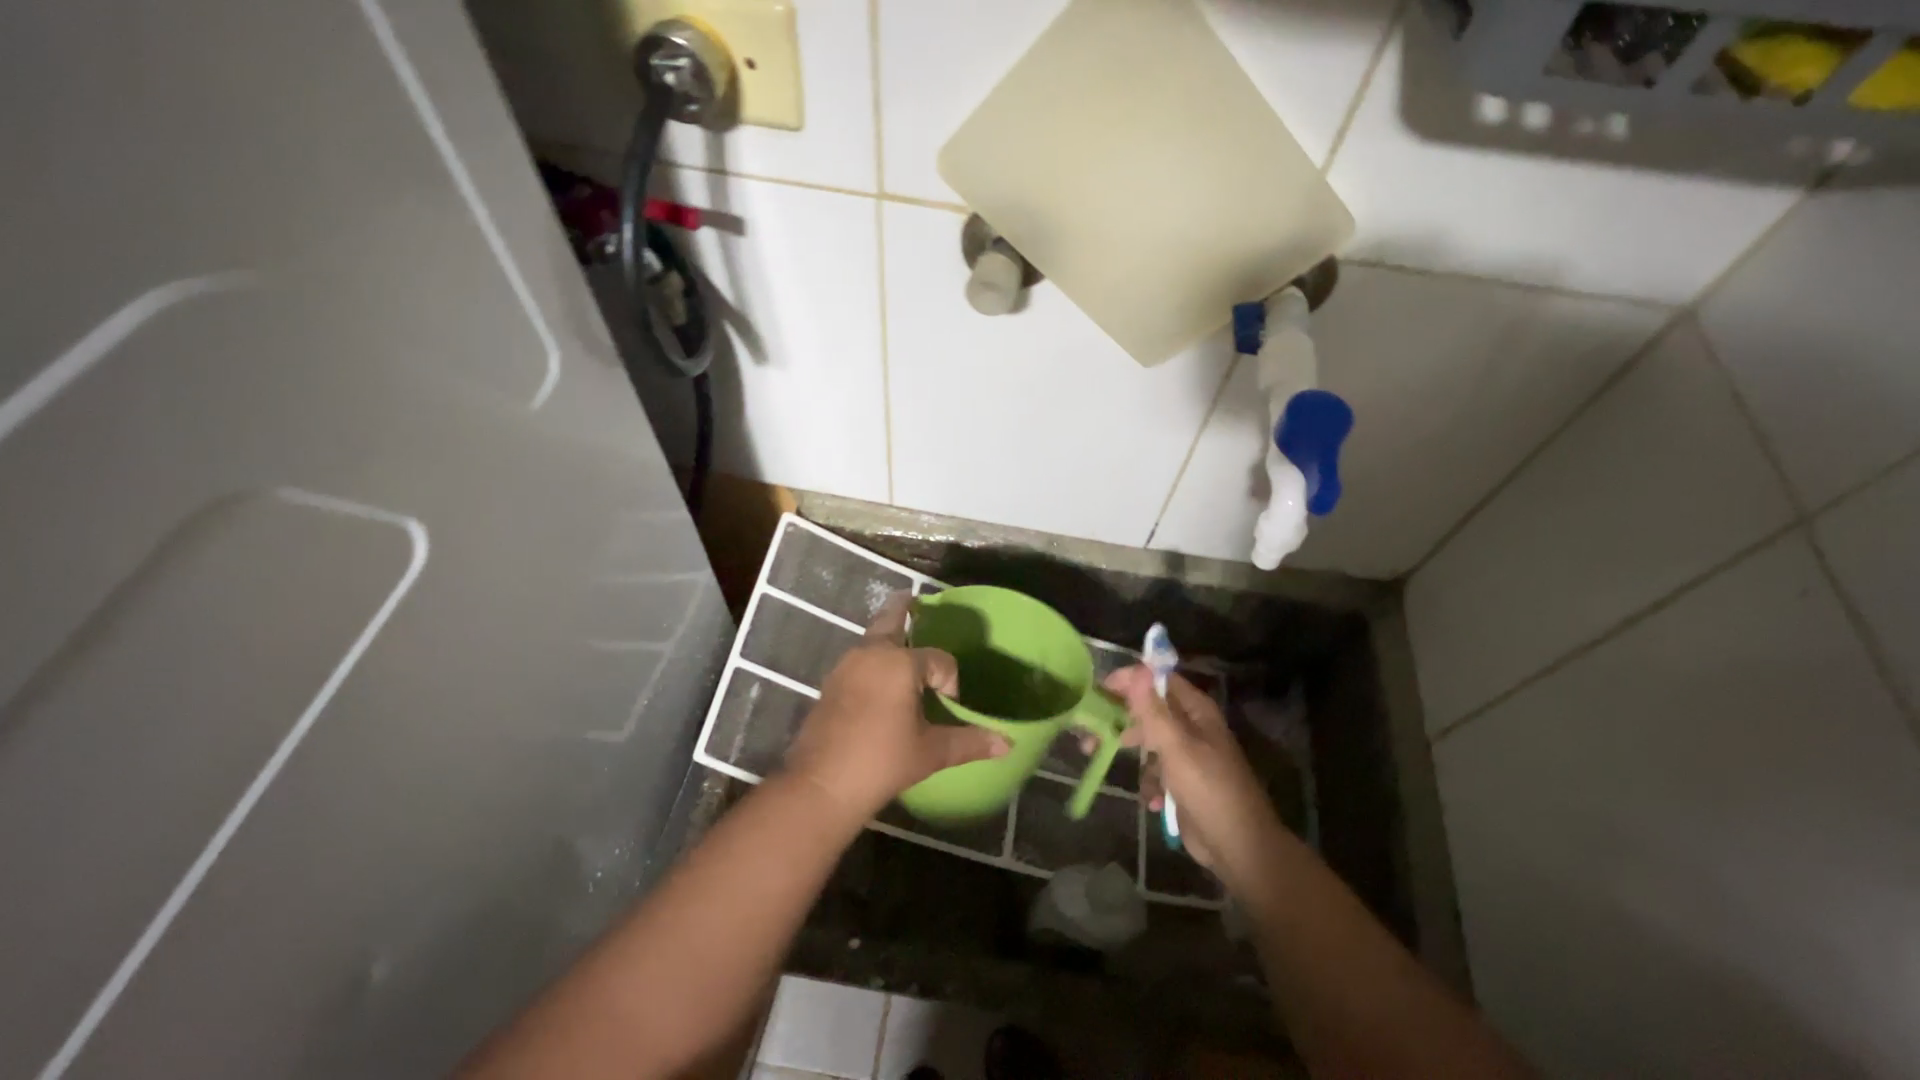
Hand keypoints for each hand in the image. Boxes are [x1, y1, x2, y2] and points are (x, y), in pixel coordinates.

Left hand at [784, 594, 1009, 822]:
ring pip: (871, 641)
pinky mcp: (830, 686)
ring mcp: (845, 668)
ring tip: (904, 646)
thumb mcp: (931, 752)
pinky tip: (882, 683)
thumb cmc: (882, 762)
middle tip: (915, 601)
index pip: (938, 660)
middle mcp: (869, 654)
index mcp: (898, 663)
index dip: (950, 681)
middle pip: (890, 620)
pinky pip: (859, 662)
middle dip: (904, 610)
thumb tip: (1008, 744)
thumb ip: (970, 742)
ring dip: (888, 638)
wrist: (821, 785)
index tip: (951, 706)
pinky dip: (873, 661)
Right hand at [1103, 665, 1281, 885]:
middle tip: (1089, 728)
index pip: (1160, 680)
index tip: (1099, 689)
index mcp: (1197, 711)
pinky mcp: (1183, 783)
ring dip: (1133, 756)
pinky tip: (1152, 801)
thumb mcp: (1176, 747)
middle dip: (1121, 720)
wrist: (1238, 846)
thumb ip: (1153, 710)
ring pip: (1149, 743)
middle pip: (1150, 711)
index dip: (1130, 679)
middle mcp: (1192, 728)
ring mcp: (1189, 756)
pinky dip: (1150, 784)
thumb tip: (1137, 668)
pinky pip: (1156, 773)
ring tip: (1100, 760)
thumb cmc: (1209, 789)